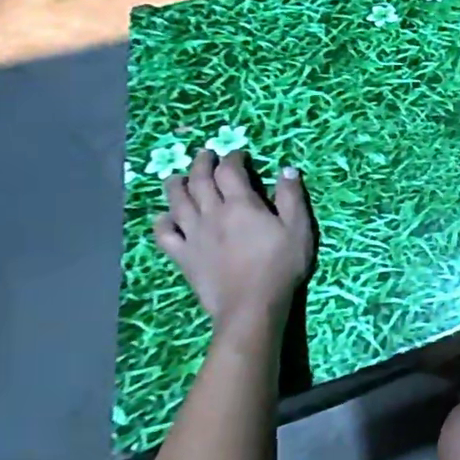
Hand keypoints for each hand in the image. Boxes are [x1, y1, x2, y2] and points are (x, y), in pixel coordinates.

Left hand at [155, 149, 314, 335]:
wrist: (252, 306)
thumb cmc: (280, 265)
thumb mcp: (298, 228)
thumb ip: (291, 196)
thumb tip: (287, 169)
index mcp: (241, 204)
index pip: (230, 171)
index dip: (232, 158)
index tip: (237, 154)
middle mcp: (212, 213)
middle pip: (200, 181)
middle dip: (201, 163)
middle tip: (204, 154)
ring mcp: (194, 235)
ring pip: (177, 202)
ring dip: (176, 185)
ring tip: (177, 177)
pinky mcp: (183, 256)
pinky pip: (165, 235)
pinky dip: (161, 222)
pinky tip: (163, 217)